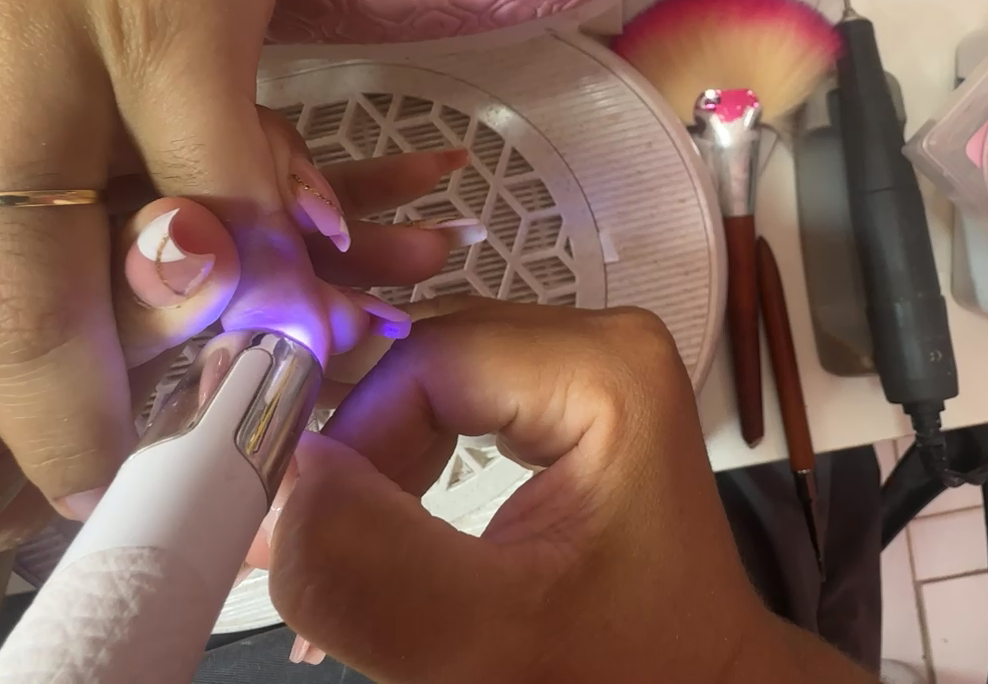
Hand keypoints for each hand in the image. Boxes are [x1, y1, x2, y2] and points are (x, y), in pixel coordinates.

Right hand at [262, 300, 874, 683]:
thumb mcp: (492, 643)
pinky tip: (392, 514)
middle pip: (435, 355)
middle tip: (305, 541)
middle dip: (358, 446)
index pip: (434, 356)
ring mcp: (595, 357)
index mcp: (611, 367)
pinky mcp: (578, 386)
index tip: (306, 530)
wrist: (693, 676)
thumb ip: (375, 566)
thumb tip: (294, 475)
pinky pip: (468, 392)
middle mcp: (609, 338)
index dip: (353, 434)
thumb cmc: (625, 665)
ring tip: (344, 543)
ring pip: (440, 373)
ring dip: (378, 453)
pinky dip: (415, 449)